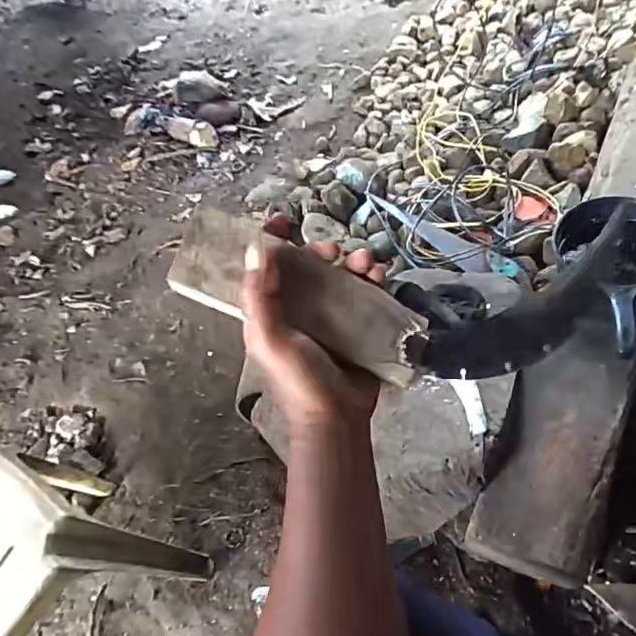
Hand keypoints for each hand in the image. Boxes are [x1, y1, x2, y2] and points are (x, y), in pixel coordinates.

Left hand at [241, 217, 386, 430]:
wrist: (337, 416)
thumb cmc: (299, 380)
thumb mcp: (269, 338)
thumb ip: (259, 296)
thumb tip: (255, 248)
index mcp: (274, 311)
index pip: (270, 268)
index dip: (273, 241)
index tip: (282, 219)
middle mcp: (303, 310)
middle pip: (311, 267)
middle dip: (323, 251)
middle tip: (334, 251)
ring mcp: (334, 319)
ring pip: (343, 278)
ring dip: (355, 262)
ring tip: (366, 262)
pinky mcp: (360, 328)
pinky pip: (368, 296)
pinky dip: (375, 281)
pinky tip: (380, 277)